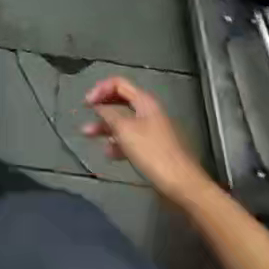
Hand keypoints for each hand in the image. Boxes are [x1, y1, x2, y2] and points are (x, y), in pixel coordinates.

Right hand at [83, 76, 210, 197]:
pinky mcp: (152, 148)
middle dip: (101, 108)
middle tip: (85, 115)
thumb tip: (98, 106)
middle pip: (120, 101)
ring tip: (88, 135)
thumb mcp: (125, 130)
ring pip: (123, 121)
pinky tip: (109, 153)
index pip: (118, 84)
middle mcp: (148, 111)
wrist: (183, 185)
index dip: (100, 89)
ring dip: (105, 126)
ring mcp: (151, 130)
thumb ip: (108, 114)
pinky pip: (130, 138)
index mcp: (144, 101)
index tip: (87, 103)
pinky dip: (117, 142)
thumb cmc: (153, 152)